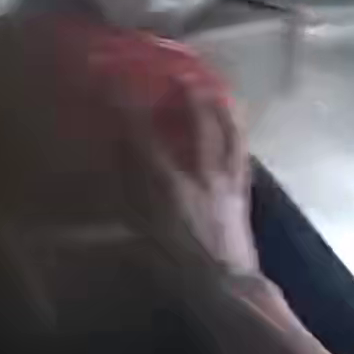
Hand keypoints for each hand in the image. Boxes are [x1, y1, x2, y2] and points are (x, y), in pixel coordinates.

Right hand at [121, 65, 258, 275]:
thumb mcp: (128, 219)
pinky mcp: (243, 188)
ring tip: (208, 86)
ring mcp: (227, 178)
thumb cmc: (163, 255)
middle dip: (186, 94)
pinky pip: (240, 149)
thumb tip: (110, 151)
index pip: (140, 130)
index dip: (125, 102)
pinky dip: (233, 130)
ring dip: (217, 106)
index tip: (112, 79)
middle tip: (177, 71)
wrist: (221, 282)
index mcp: (163, 179)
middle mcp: (199, 171)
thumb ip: (120, 183)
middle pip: (198, 122)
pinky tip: (229, 123)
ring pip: (228, 131)